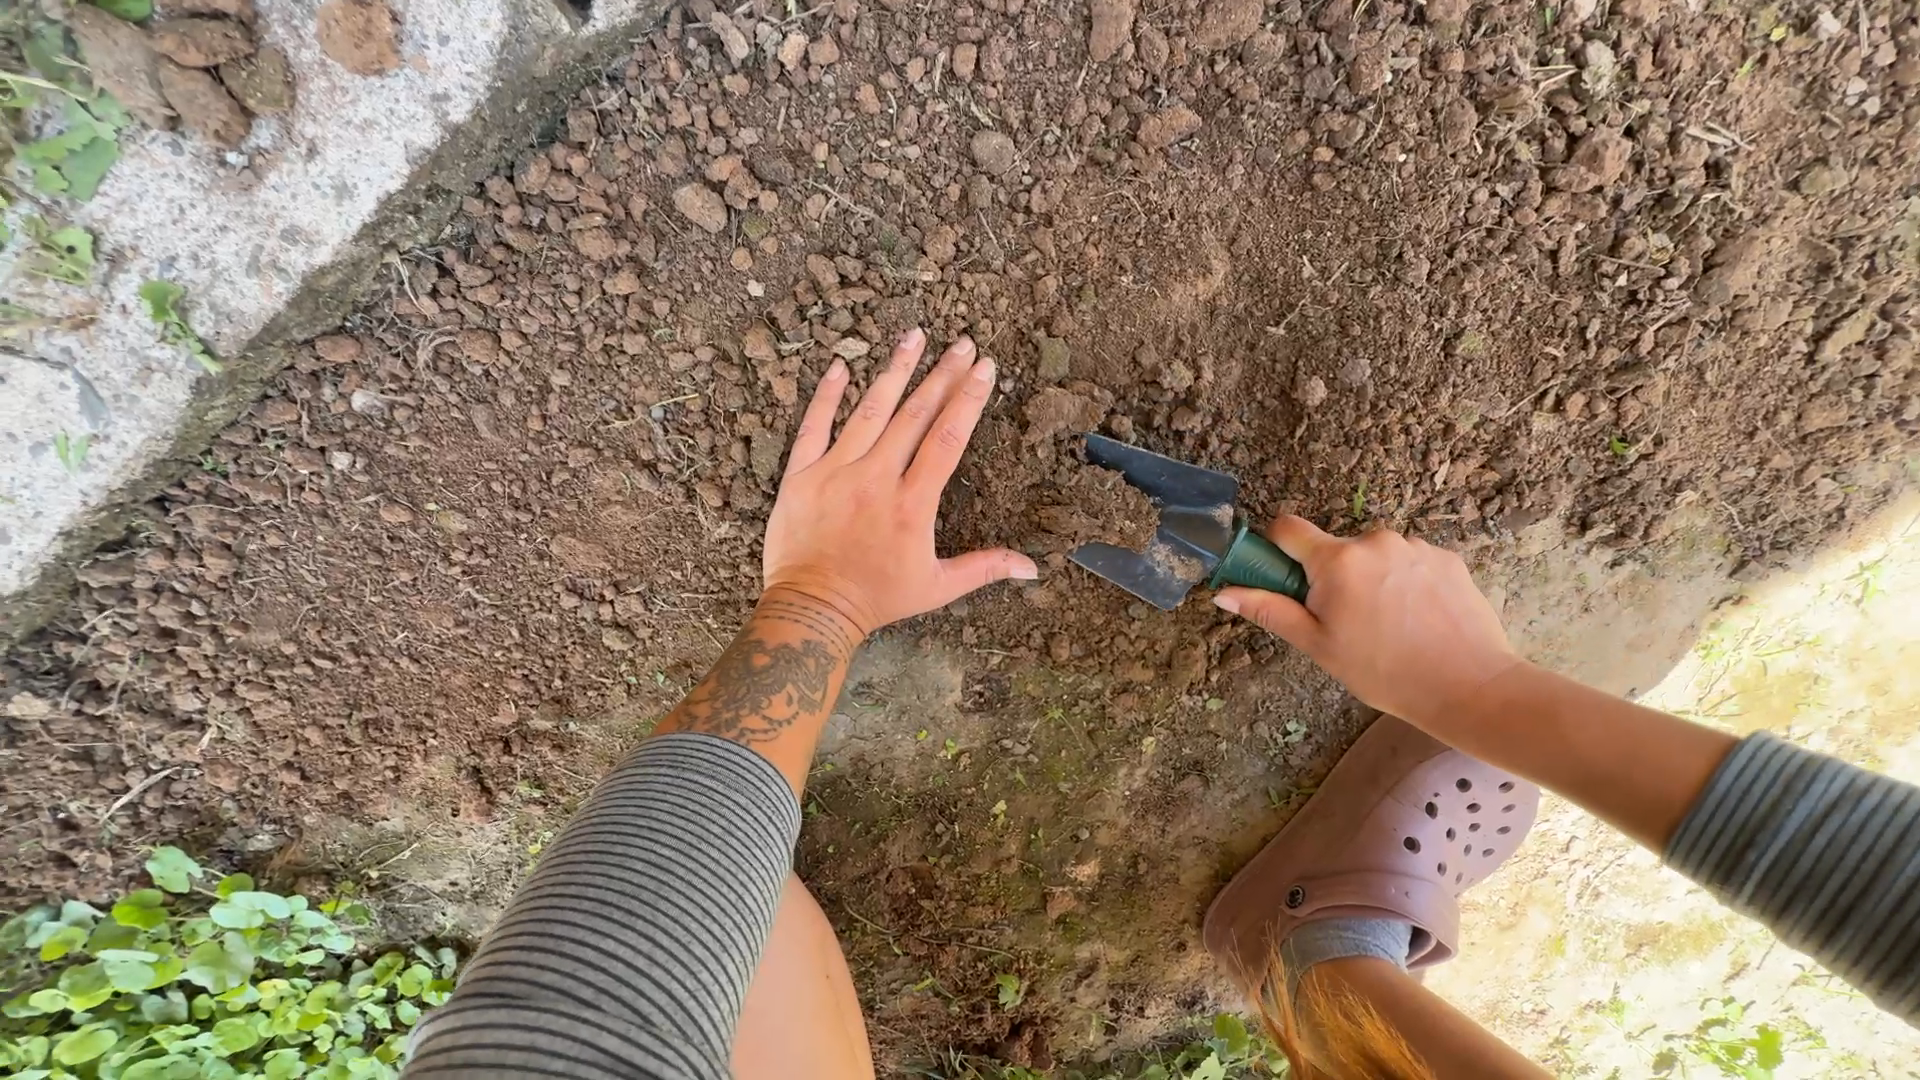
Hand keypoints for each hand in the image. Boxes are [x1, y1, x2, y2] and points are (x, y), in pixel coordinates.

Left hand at [762, 328, 1038, 637]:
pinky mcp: (801, 475)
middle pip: (915, 415)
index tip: (984, 367)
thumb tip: (1032, 568)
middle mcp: (877, 478)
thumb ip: (984, 568)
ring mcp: (836, 472)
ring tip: (914, 336)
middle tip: (962, 342)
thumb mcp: (937, 587)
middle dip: (942, 375)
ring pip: (869, 411)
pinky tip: (841, 366)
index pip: (948, 438)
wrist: (813, 609)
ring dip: (895, 371)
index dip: (968, 399)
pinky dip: (826, 395)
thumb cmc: (877, 599)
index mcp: (913, 503)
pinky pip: (814, 427)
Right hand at [1212, 516, 1521, 731]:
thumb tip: (1223, 593)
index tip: (1284, 577)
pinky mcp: (1446, 557)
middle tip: (1343, 619)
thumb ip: (1269, 610)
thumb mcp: (1316, 644)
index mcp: (1336, 561)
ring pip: (1372, 555)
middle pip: (1333, 548)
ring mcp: (1414, 546)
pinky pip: (1407, 560)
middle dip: (1330, 575)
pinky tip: (1416, 617)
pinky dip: (1403, 581)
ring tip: (1386, 623)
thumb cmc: (1383, 670)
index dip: (1277, 547)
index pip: (1287, 527)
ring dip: (1369, 577)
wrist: (1471, 687)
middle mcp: (1374, 541)